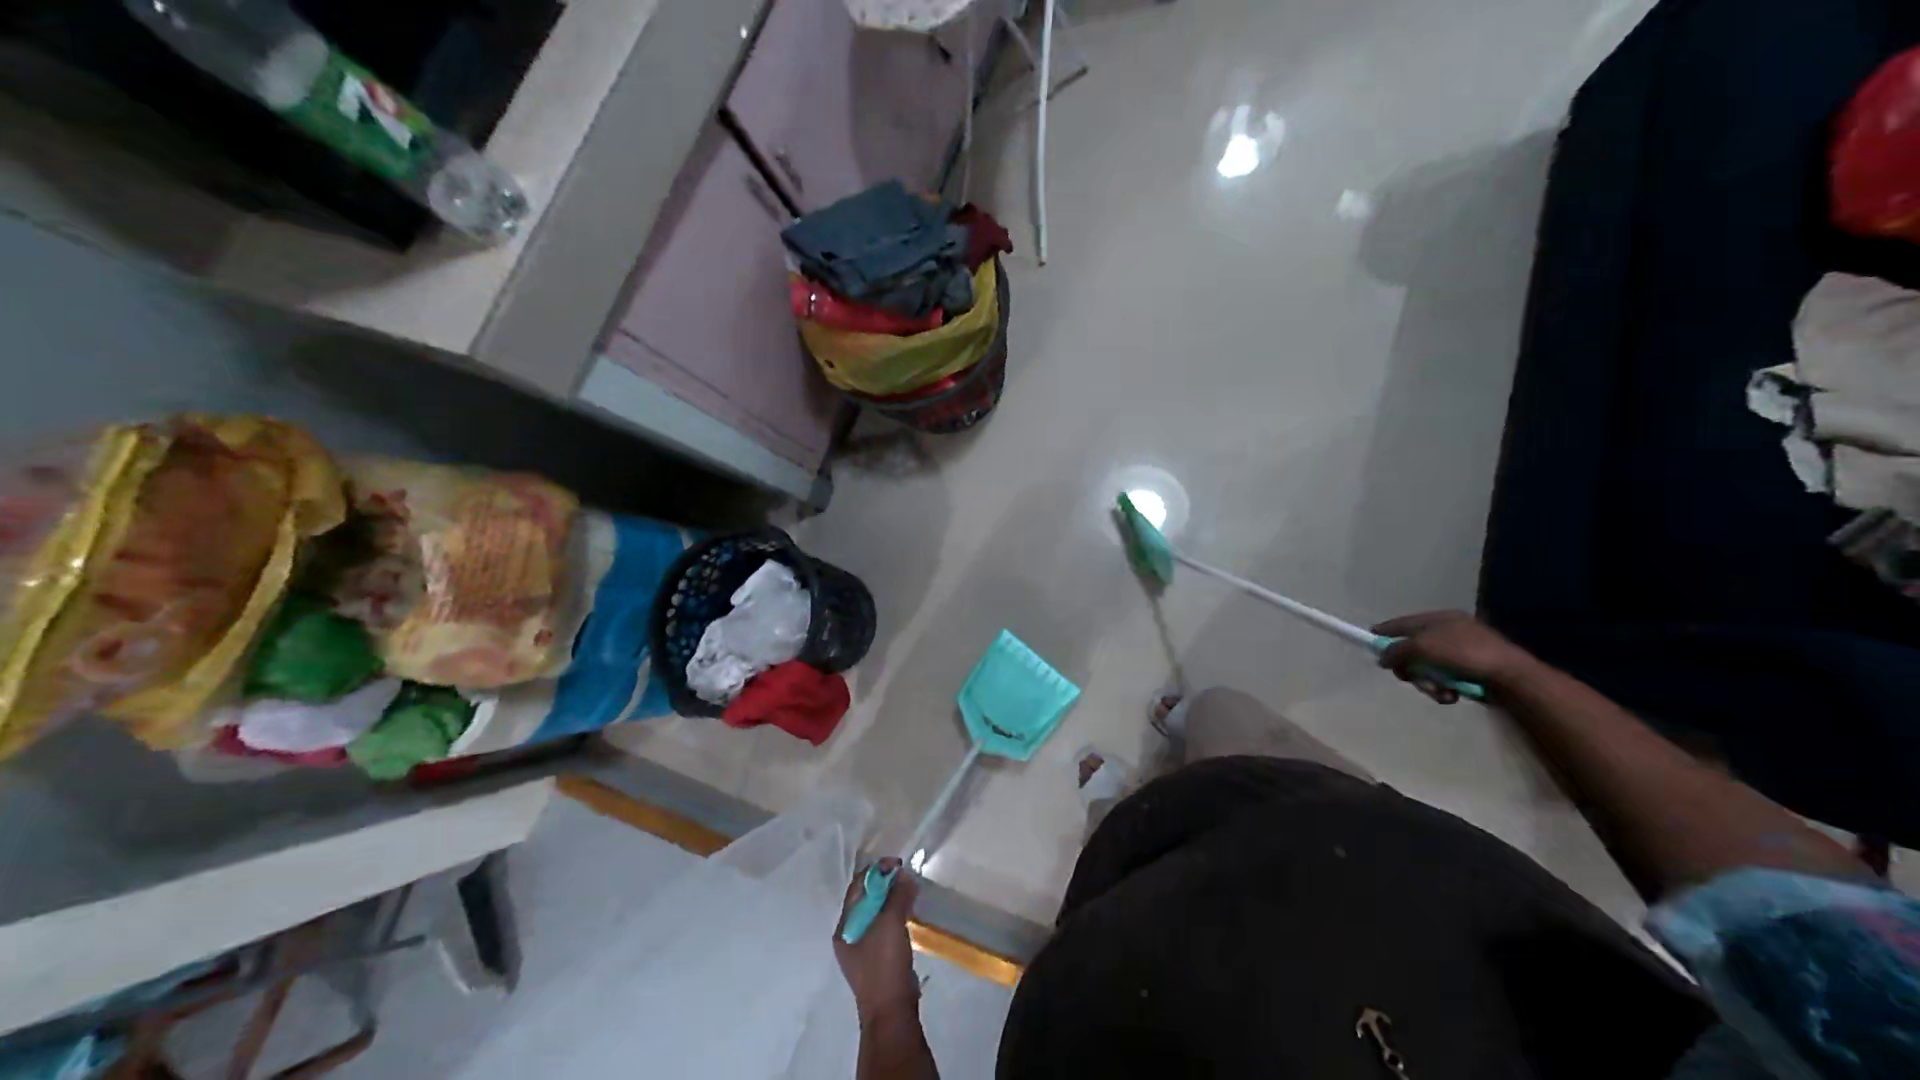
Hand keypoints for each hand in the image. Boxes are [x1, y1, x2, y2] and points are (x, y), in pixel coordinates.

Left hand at [834, 858, 920, 1023]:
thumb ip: (897, 897)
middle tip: (906, 877)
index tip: (897, 865)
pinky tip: (909, 914)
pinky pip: (884, 929)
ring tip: (910, 892)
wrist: (891, 1011)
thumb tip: (904, 875)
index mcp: (844, 927)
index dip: (876, 872)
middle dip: (885, 885)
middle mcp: (849, 936)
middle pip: (866, 900)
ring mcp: (862, 949)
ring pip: (876, 914)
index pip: (857, 887)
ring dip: (891, 900)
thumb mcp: (890, 925)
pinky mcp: (877, 960)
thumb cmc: (884, 965)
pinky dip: (895, 916)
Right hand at [1372, 610, 1538, 703]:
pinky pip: (1444, 679)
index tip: (1369, 643)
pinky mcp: (1470, 672)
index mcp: (1439, 619)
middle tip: (1409, 677)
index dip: (1384, 632)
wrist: (1512, 677)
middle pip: (1412, 649)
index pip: (1401, 623)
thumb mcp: (1422, 647)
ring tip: (1438, 690)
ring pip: (1427, 668)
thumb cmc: (1464, 654)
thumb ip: (1396, 650)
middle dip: (1409, 667)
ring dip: (1427, 682)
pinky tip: (1450, 695)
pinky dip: (1442, 689)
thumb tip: (1382, 658)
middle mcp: (1449, 632)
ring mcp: (1461, 653)